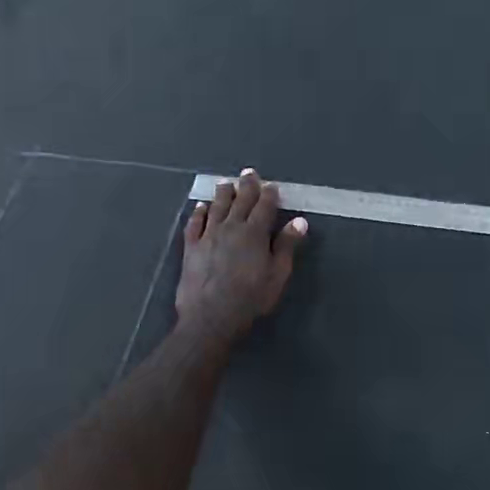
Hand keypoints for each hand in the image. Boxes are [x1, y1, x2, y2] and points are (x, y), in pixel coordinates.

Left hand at [175, 169, 307, 343]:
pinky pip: (194, 223)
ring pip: (217, 207)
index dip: (269, 195)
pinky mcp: (191, 247)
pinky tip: (201, 206)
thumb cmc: (250, 299)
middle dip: (247, 186)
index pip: (264, 207)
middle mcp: (230, 228)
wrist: (211, 317)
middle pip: (240, 201)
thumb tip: (299, 221)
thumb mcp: (277, 276)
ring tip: (226, 183)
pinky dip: (198, 212)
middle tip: (249, 173)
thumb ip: (286, 246)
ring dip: (223, 193)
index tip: (272, 186)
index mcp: (254, 233)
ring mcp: (208, 236)